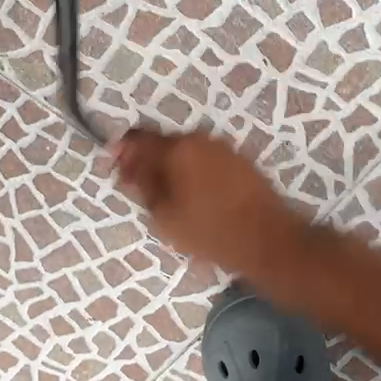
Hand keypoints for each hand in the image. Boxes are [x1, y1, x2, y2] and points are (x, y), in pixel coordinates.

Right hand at [113, 129, 310, 275]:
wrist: (268, 241)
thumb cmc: (210, 232)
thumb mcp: (165, 216)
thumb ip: (143, 185)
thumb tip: (126, 167)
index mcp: (179, 148)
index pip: (139, 140)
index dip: (121, 151)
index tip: (111, 167)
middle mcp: (201, 140)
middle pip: (163, 144)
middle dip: (146, 162)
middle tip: (136, 187)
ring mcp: (224, 149)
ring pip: (185, 153)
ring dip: (170, 168)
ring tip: (163, 198)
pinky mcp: (240, 163)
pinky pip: (205, 162)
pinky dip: (191, 173)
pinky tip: (189, 197)